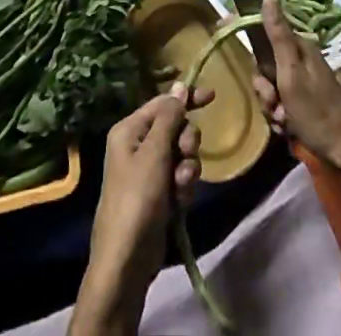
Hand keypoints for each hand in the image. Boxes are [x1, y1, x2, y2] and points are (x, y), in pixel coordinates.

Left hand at [89, 85, 213, 285]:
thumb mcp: (154, 153)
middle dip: (186, 144)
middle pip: (175, 129)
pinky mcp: (159, 192)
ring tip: (179, 188)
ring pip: (181, 156)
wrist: (128, 254)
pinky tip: (179, 203)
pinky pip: (180, 178)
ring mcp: (148, 170)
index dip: (187, 99)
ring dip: (187, 170)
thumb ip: (169, 118)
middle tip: (185, 156)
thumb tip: (179, 86)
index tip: (213, 97)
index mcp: (129, 129)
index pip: (163, 104)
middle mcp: (137, 145)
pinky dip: (184, 188)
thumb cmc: (137, 197)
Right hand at [249, 0, 340, 162]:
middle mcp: (299, 61)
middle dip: (263, 86)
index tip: (222, 24)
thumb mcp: (292, 72)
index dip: (244, 27)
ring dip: (270, 104)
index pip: (265, 28)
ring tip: (283, 118)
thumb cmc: (317, 110)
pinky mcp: (300, 101)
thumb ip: (278, 36)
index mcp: (299, 48)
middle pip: (262, 63)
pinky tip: (287, 126)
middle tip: (273, 101)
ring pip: (267, 86)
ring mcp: (299, 82)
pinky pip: (276, 102)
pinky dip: (278, 115)